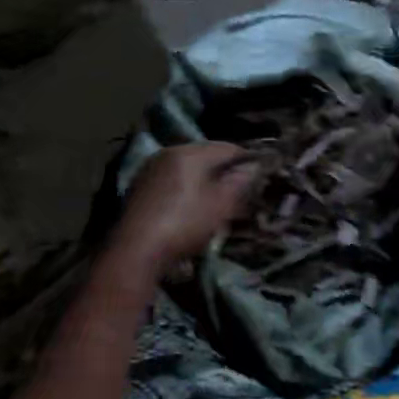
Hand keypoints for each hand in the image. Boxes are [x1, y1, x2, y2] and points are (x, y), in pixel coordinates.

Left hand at [112, 143, 262, 269]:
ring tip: (220, 203)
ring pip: (188, 170)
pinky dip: (188, 191)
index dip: (248, 160)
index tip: (262, 176)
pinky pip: (173, 183)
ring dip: (206, 182)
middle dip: (225, 172)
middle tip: (243, 191)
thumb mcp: (221, 204)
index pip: (227, 147)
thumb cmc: (184, 223)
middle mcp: (166, 154)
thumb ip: (240, 182)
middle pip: (206, 157)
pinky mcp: (140, 191)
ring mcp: (150, 171)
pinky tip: (193, 210)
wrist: (136, 251)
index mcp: (188, 152)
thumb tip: (254, 167)